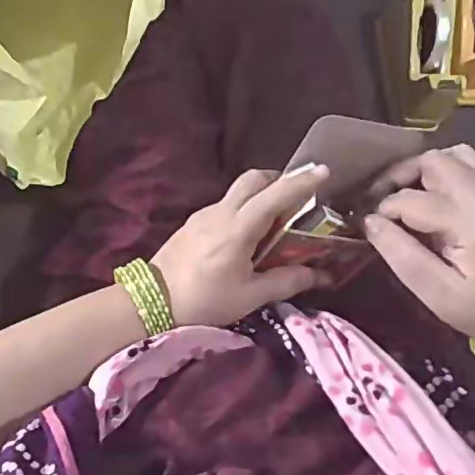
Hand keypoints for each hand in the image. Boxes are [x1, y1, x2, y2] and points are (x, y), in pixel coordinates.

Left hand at [150, 165, 330, 327]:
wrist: (150, 302)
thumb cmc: (203, 302)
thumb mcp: (249, 296)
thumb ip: (287, 281)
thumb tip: (320, 276)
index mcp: (237, 229)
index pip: (275, 195)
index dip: (301, 182)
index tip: (324, 171)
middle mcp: (220, 212)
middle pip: (254, 179)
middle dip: (279, 181)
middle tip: (298, 199)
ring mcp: (203, 215)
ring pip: (237, 191)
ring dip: (260, 196)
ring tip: (274, 222)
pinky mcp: (191, 222)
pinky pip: (224, 205)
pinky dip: (242, 210)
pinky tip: (246, 236)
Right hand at [362, 146, 474, 350]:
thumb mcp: (435, 293)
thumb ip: (401, 255)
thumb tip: (370, 222)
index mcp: (471, 224)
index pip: (412, 198)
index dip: (384, 209)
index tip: (371, 229)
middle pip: (434, 161)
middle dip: (398, 176)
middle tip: (380, 203)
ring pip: (452, 155)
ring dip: (422, 170)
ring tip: (404, 196)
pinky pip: (468, 165)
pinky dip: (441, 171)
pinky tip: (429, 197)